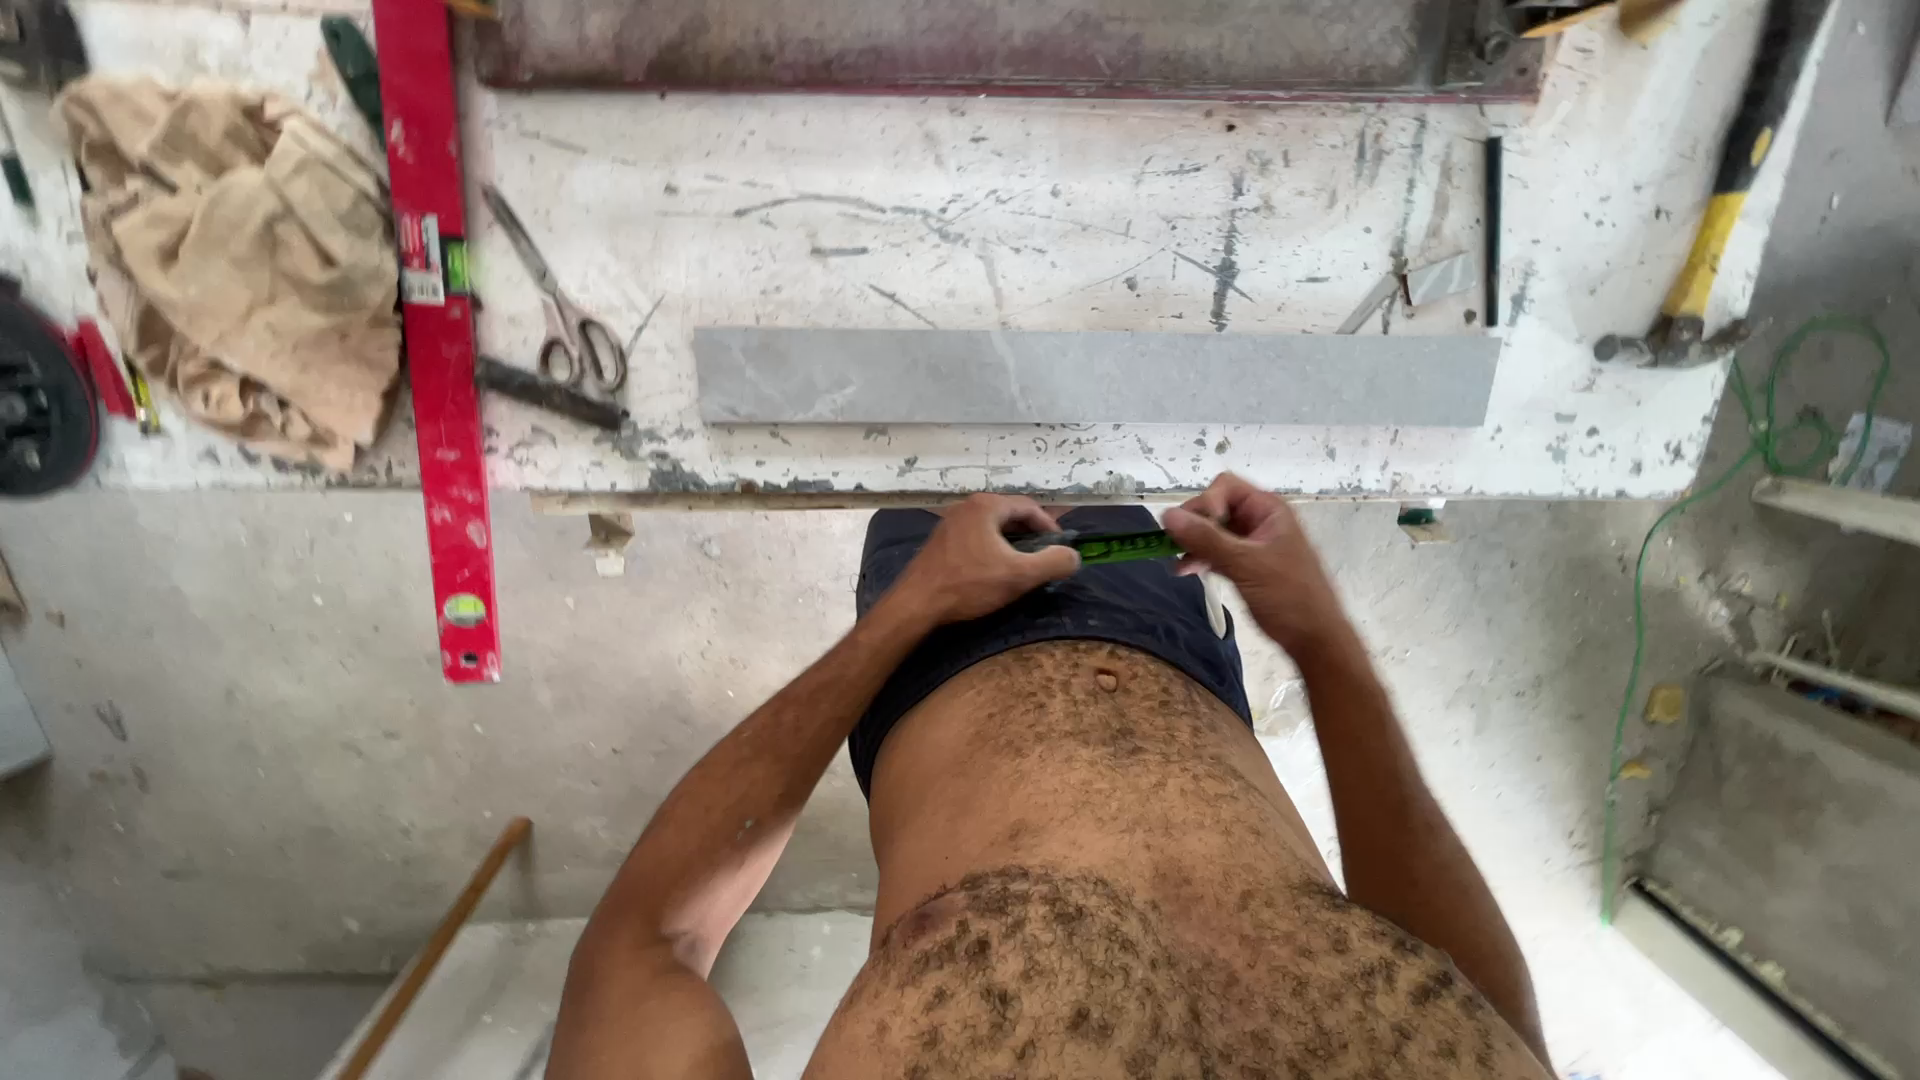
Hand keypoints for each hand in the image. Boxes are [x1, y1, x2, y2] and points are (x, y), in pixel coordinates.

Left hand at [885, 494, 1080, 625]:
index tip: (1061, 547)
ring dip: (1012, 543)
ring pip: (992, 528)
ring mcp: (950, 523)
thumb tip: (1074, 557)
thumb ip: (1053, 563)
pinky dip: (992, 549)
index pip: (1029, 507)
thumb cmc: (969, 585)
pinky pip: (976, 537)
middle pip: (1010, 515)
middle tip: (1045, 557)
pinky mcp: (941, 541)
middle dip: (1031, 535)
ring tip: (1024, 565)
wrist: (916, 604)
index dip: (1050, 526)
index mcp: (986, 506)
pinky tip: (995, 571)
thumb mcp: (1019, 576)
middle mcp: (967, 506)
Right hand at [1161, 473, 1347, 656]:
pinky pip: (1217, 551)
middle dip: (1194, 526)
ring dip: (1193, 544)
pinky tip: (1187, 571)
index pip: (1224, 487)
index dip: (1205, 504)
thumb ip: (1206, 539)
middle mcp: (1260, 520)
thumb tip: (1167, 515)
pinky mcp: (1247, 564)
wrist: (1315, 639)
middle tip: (1177, 547)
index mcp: (1268, 510)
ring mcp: (1253, 543)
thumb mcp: (1245, 565)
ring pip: (1213, 531)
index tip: (1193, 531)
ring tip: (1178, 564)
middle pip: (1215, 507)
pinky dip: (1201, 558)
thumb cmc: (1288, 597)